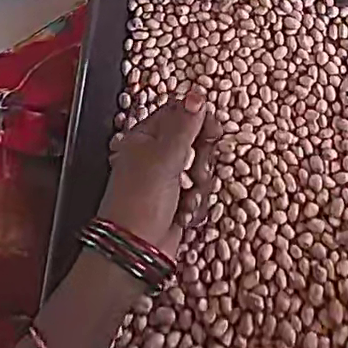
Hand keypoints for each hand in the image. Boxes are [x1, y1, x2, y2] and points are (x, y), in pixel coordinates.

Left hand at [100, 88, 219, 257]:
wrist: (135, 252)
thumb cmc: (140, 201)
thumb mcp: (164, 158)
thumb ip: (184, 126)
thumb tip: (197, 95)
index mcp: (147, 135)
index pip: (180, 112)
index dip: (199, 119)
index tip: (212, 131)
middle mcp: (158, 154)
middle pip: (197, 140)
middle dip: (201, 159)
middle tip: (194, 171)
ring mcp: (169, 178)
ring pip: (203, 168)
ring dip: (200, 186)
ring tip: (186, 199)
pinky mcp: (180, 201)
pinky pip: (202, 192)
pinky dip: (197, 204)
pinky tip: (184, 215)